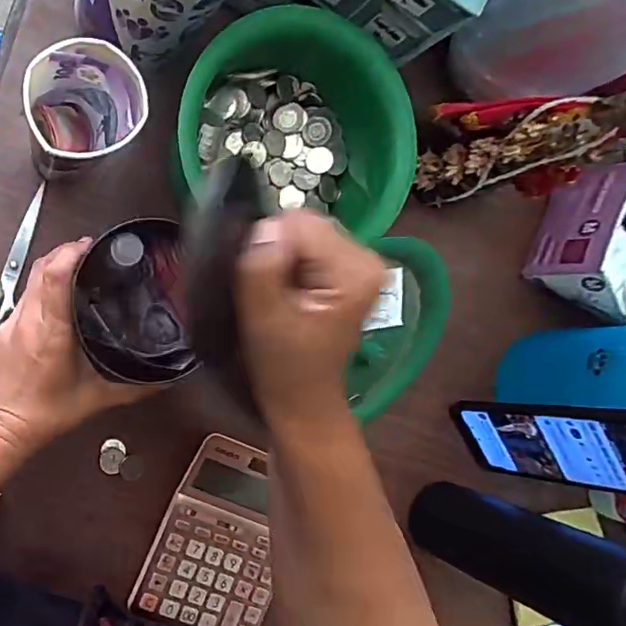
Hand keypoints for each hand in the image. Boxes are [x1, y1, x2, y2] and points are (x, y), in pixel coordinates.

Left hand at [0, 238, 156, 454]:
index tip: (88, 246)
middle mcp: (25, 322)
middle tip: (85, 252)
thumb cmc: (45, 414)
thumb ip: (134, 386)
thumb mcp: (97, 397)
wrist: (5, 428)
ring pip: (28, 282)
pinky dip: (37, 293)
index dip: (71, 252)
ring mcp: (8, 325)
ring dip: (49, 270)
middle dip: (63, 253)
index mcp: (50, 332)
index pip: (55, 274)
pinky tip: (51, 303)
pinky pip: (19, 301)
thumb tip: (162, 379)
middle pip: (40, 268)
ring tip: (71, 271)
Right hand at [236, 212, 384, 433]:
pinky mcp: (346, 273)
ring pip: (301, 236)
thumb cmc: (284, 366)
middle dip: (276, 252)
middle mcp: (367, 258)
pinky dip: (287, 267)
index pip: (298, 224)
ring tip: (274, 295)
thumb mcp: (264, 318)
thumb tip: (264, 227)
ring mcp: (359, 265)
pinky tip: (283, 294)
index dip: (269, 246)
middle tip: (268, 293)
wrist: (303, 401)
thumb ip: (262, 269)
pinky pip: (306, 249)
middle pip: (303, 226)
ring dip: (279, 260)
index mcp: (355, 268)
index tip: (259, 281)